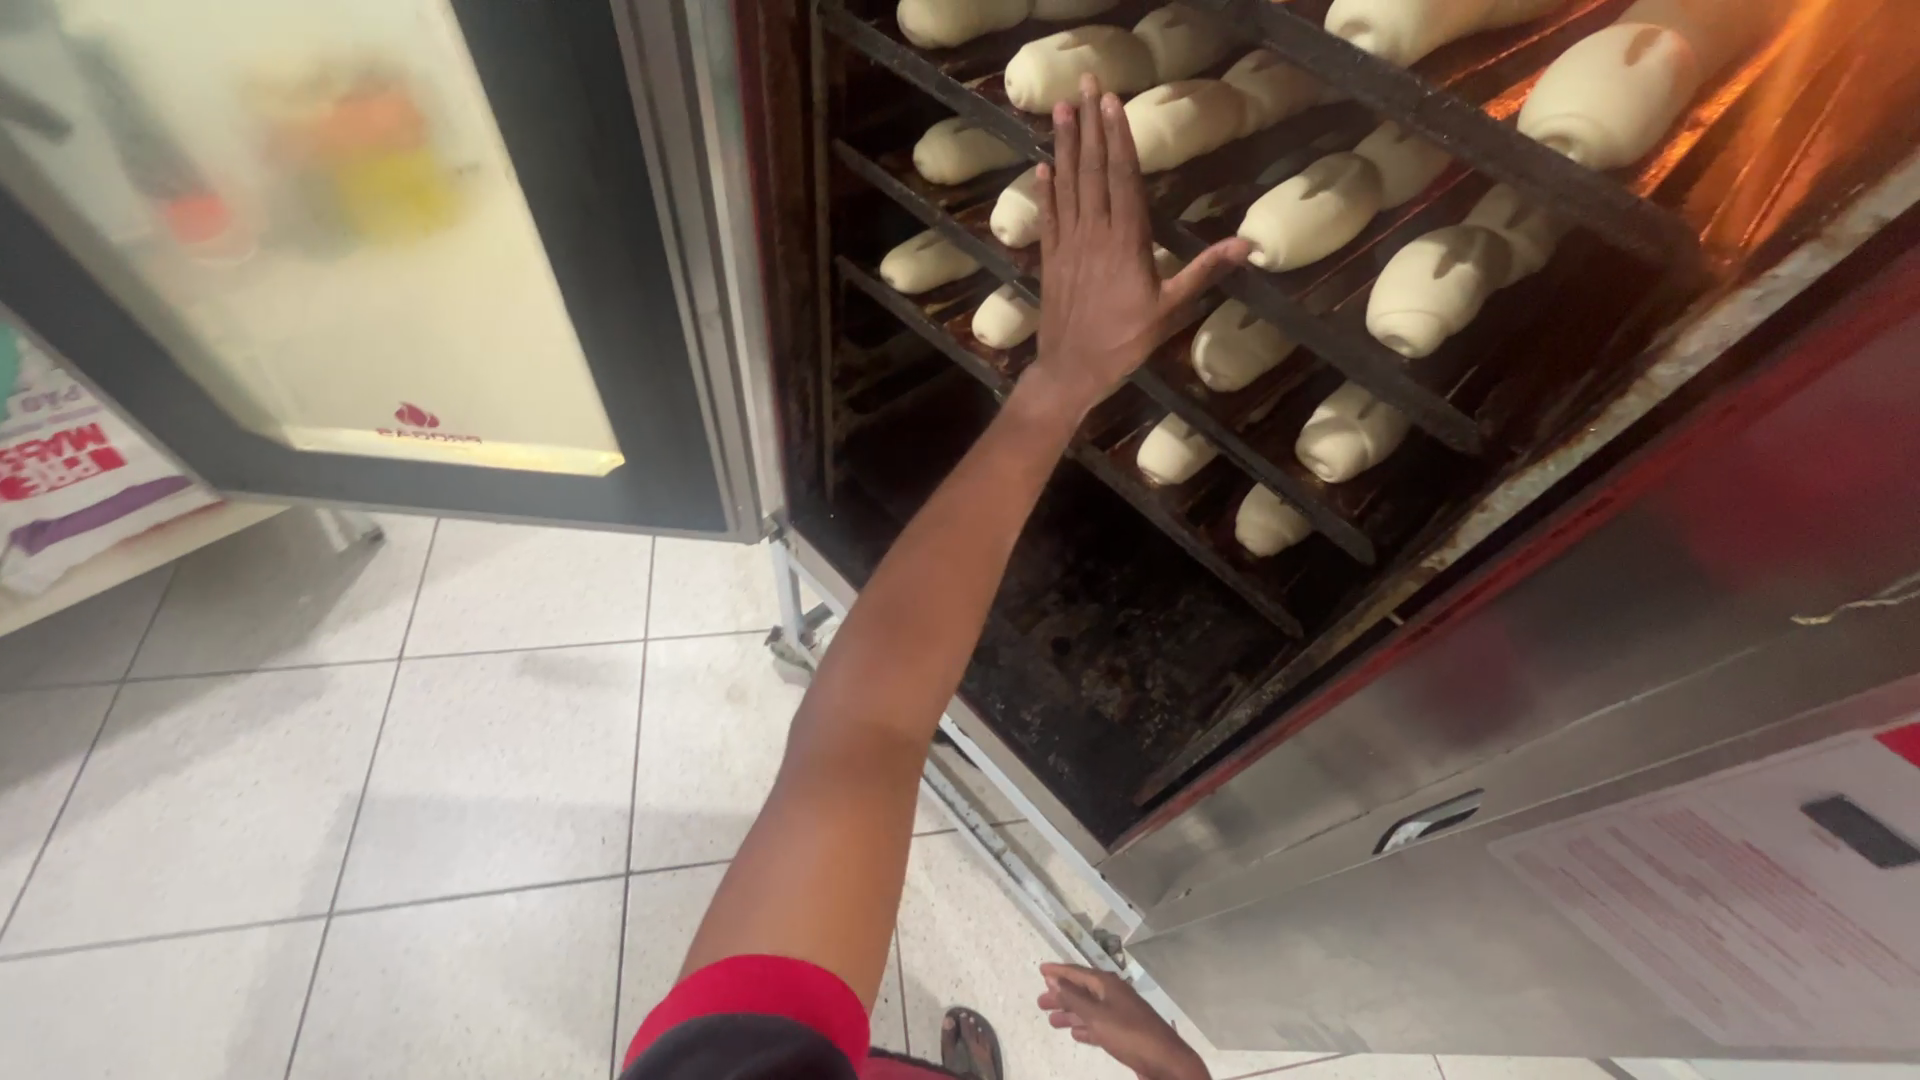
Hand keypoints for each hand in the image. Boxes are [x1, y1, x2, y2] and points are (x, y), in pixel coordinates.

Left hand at [1023, 73, 1249, 417]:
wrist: (1071, 370)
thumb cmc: (1124, 342)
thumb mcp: (1170, 310)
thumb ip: (1204, 272)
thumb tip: (1249, 244)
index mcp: (1126, 241)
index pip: (1123, 177)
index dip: (1118, 136)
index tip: (1112, 100)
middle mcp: (1094, 234)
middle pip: (1092, 170)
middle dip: (1091, 124)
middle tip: (1084, 81)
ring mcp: (1068, 245)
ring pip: (1067, 186)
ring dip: (1065, 145)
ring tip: (1061, 108)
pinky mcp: (1050, 260)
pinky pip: (1047, 218)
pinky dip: (1045, 191)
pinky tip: (1042, 166)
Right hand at [1037, 963, 1209, 1079]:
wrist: (1167, 1063)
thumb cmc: (1130, 1034)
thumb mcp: (1097, 1016)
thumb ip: (1074, 998)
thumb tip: (1054, 978)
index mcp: (1107, 984)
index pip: (1077, 972)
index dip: (1058, 971)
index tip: (1041, 970)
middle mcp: (1113, 994)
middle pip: (1082, 990)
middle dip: (1061, 995)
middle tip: (1040, 1002)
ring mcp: (1120, 1014)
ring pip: (1089, 1009)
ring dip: (1071, 1013)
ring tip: (1052, 1021)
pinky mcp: (1125, 1033)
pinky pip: (1099, 1025)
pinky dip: (1086, 1028)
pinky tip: (1076, 1034)